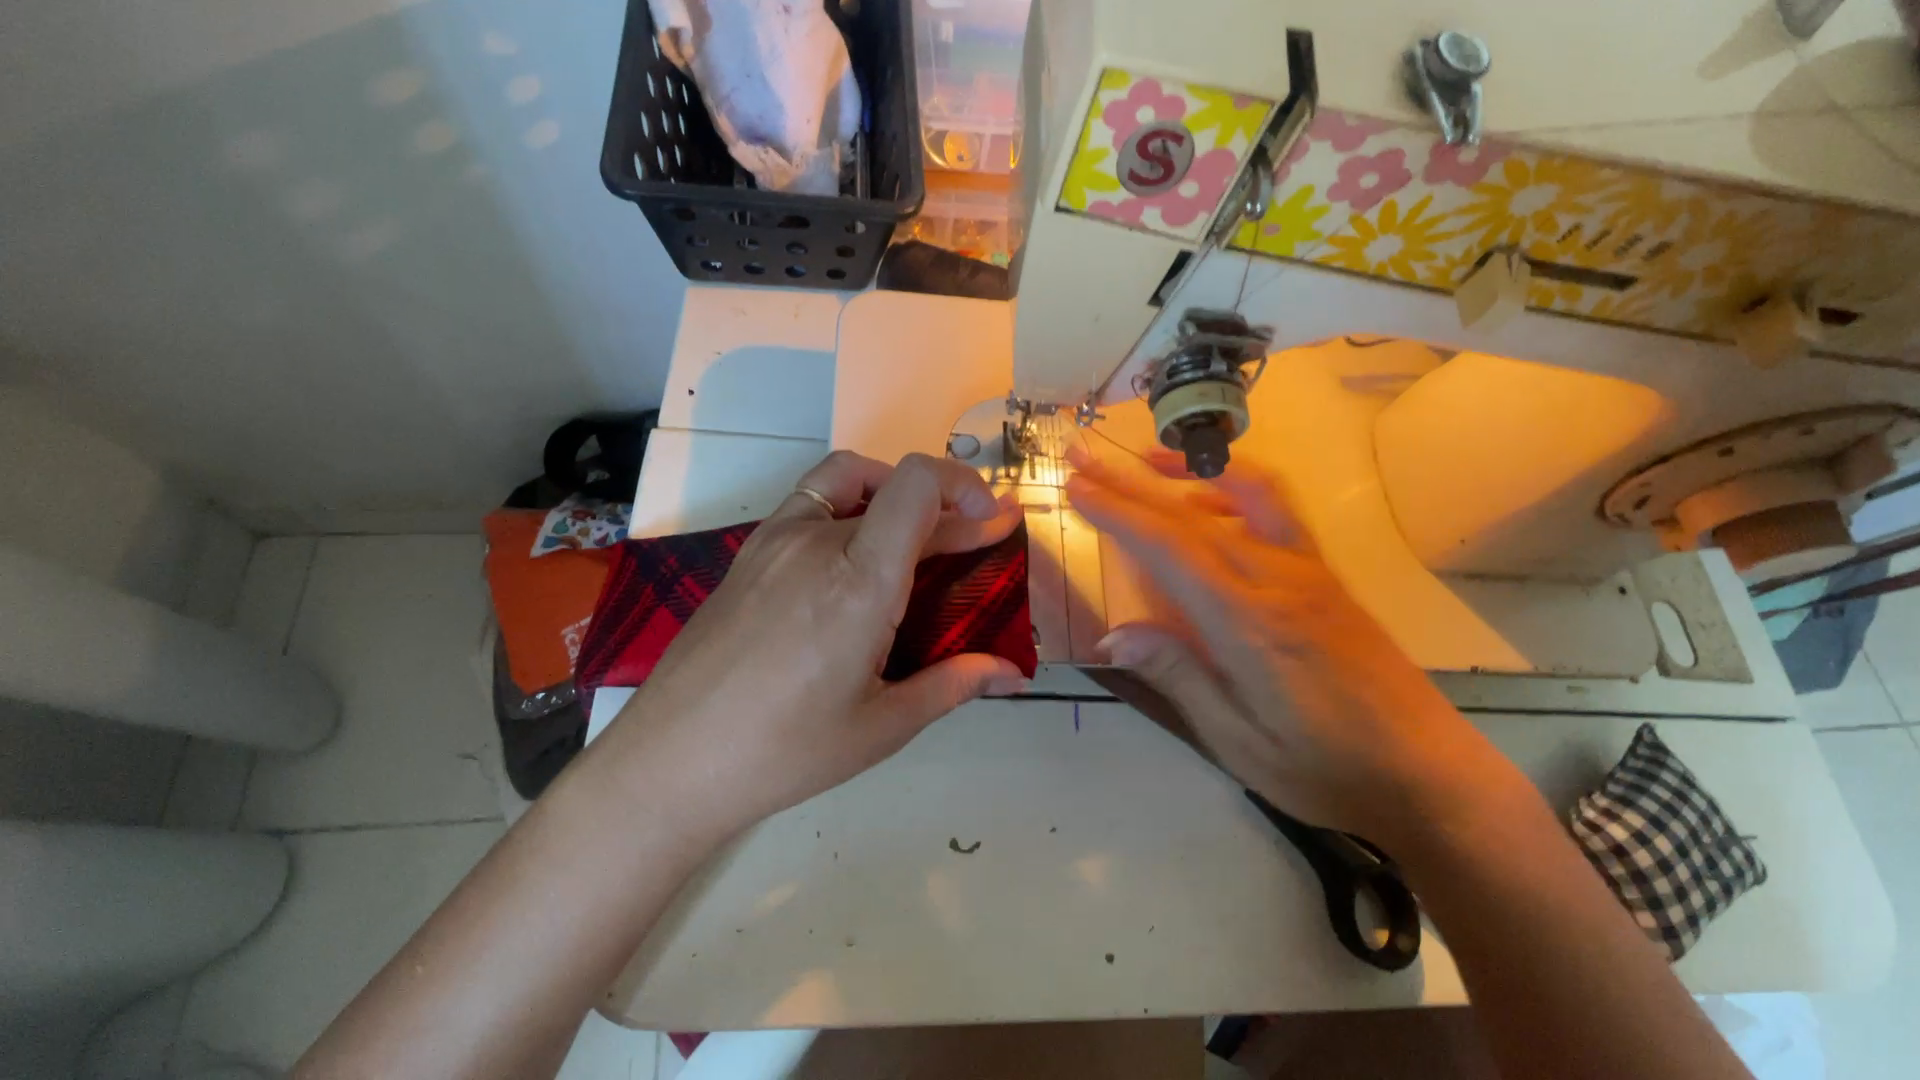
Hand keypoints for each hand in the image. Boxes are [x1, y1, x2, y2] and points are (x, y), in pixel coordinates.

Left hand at [600, 451, 1027, 838]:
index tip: (994, 522)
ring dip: (892, 494)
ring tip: (915, 536)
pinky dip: (847, 507)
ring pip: (845, 480)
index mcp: (859, 579)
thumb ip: (954, 684)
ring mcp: (773, 542)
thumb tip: (1013, 673)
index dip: (965, 488)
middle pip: (893, 488)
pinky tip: (852, 559)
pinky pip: (808, 504)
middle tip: (978, 542)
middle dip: (947, 509)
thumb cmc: (787, 750)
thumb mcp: (883, 725)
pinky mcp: (747, 555)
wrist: (674, 759)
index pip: (917, 484)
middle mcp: (816, 542)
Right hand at [1065, 445, 1523, 847]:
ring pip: (1248, 493)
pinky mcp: (1328, 579)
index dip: (1118, 513)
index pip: (1171, 548)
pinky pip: (1277, 513)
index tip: (1076, 487)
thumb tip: (1112, 636)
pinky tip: (1211, 506)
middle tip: (1083, 457)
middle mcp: (1281, 580)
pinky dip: (1236, 490)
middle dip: (1132, 482)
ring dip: (1191, 469)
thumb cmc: (1325, 769)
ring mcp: (1311, 572)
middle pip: (1194, 513)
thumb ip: (1179, 677)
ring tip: (1147, 460)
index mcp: (1250, 623)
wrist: (1429, 773)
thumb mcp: (1239, 741)